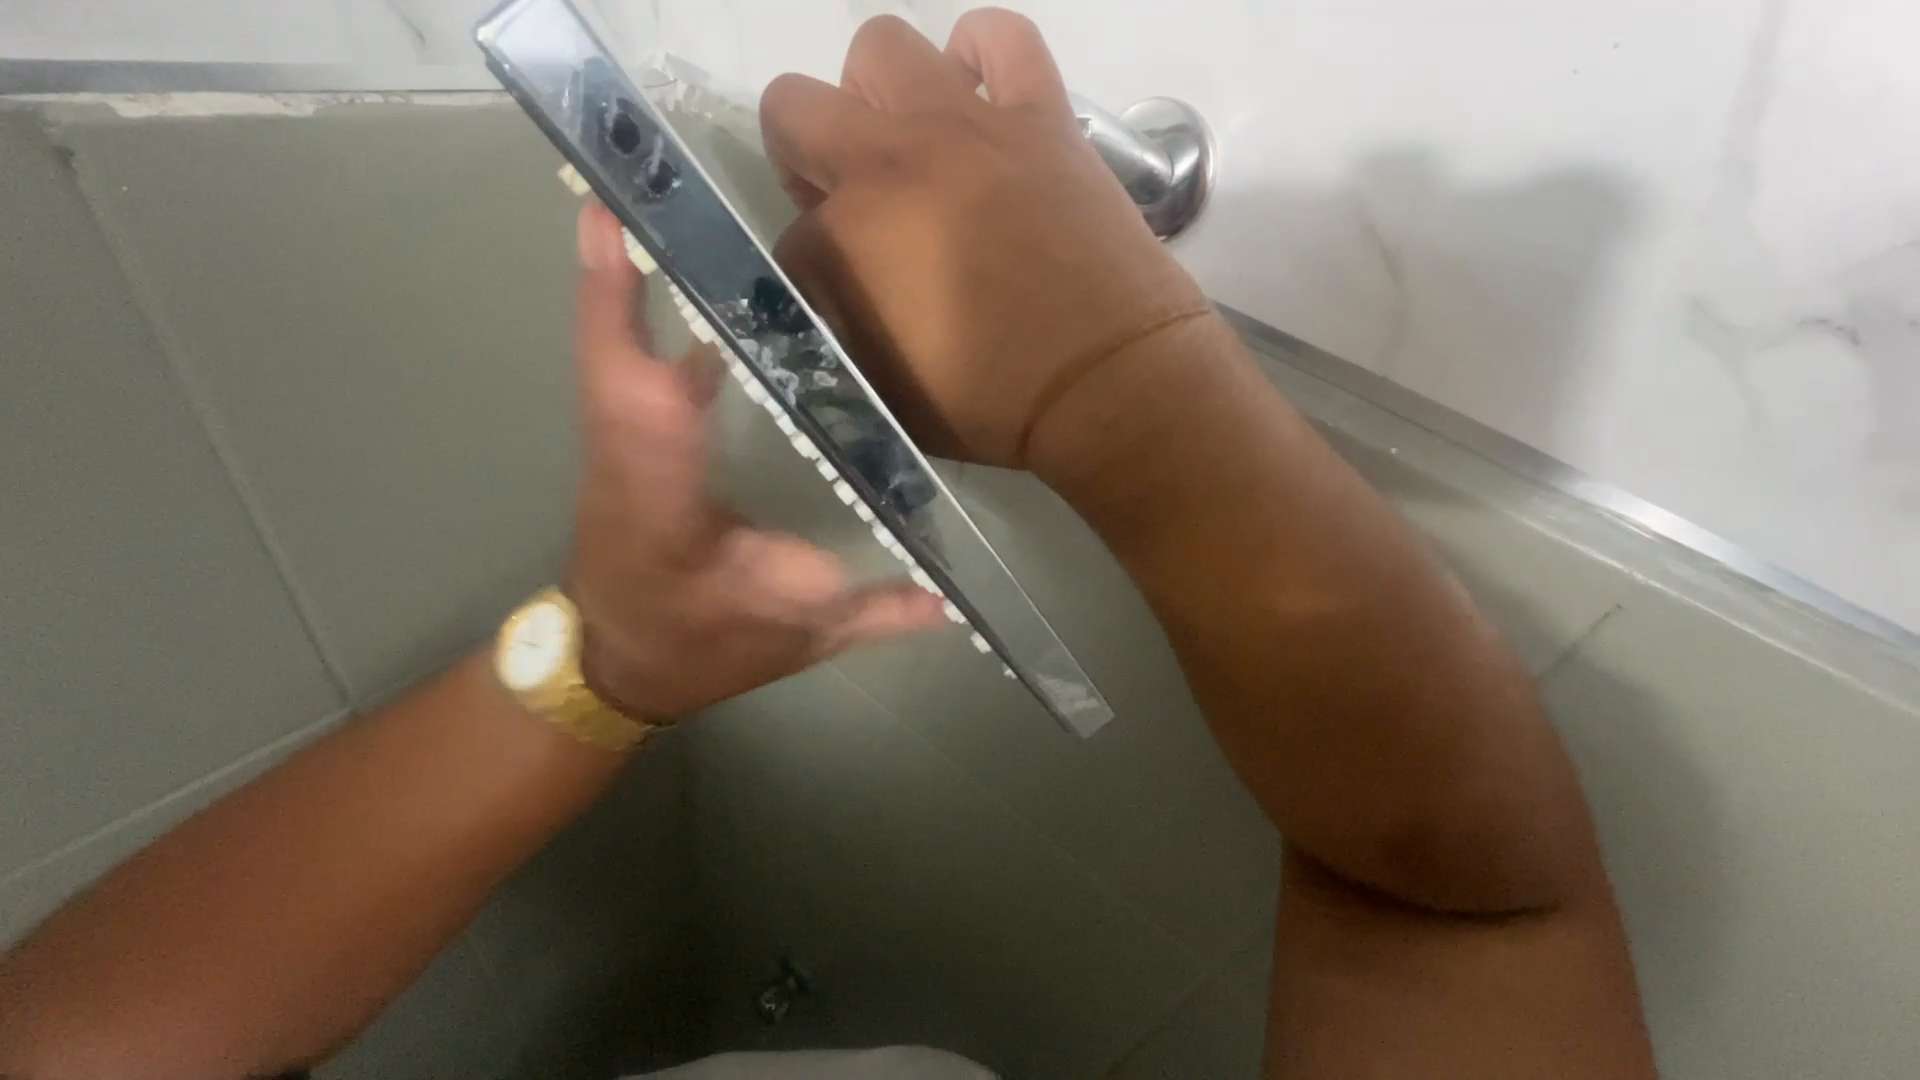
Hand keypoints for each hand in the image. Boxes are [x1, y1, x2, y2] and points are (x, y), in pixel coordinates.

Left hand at [567, 203, 945, 718]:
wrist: (616, 667)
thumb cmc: (696, 651)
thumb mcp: (794, 641)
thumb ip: (872, 614)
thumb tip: (951, 600)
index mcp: (665, 512)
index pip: (640, 410)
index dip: (622, 320)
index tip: (612, 228)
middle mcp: (630, 470)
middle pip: (615, 364)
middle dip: (624, 281)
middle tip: (655, 196)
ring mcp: (615, 457)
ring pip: (611, 363)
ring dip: (626, 290)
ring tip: (665, 221)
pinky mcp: (620, 451)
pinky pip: (623, 376)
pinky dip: (630, 321)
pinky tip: (665, 282)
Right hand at [760, 10, 1213, 472]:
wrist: (1107, 381)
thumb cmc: (995, 405)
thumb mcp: (888, 398)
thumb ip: (844, 342)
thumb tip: (832, 313)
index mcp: (844, 241)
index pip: (790, 242)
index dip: (810, 276)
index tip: (843, 303)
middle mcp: (888, 163)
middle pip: (792, 109)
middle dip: (802, 159)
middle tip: (850, 207)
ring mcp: (967, 127)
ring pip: (882, 46)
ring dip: (876, 96)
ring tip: (911, 148)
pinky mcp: (1040, 116)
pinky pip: (1004, 36)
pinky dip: (984, 53)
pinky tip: (982, 98)